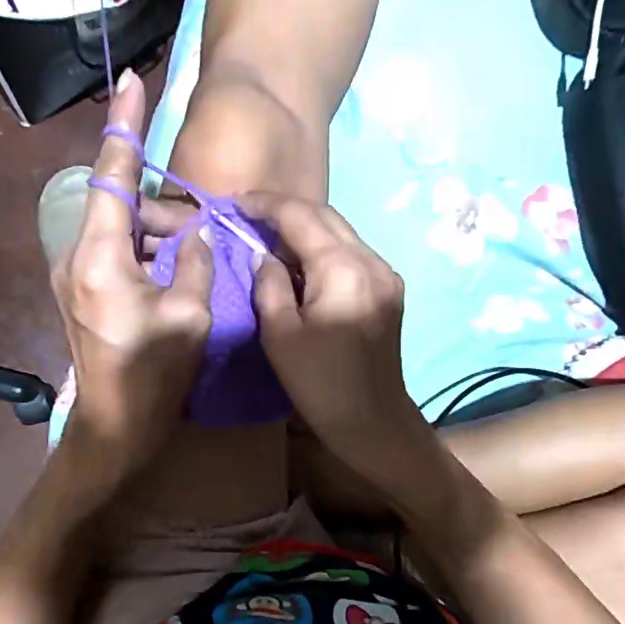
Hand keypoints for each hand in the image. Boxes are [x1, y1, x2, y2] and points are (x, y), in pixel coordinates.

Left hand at [51, 70, 214, 479]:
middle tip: (202, 236)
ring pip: (122, 233)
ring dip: (159, 239)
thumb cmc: (153, 375)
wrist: (115, 427)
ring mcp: (75, 277)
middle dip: (164, 212)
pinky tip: (176, 277)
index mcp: (99, 258)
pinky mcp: (82, 294)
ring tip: (193, 265)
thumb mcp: (191, 314)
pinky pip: (117, 256)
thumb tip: (195, 232)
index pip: (112, 175)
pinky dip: (148, 256)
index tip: (131, 83)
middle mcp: (77, 258)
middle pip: (123, 207)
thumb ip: (195, 260)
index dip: (125, 127)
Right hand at [242, 192, 429, 475]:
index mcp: (341, 269)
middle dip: (286, 209)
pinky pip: (351, 253)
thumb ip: (270, 284)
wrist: (373, 421)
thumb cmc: (319, 383)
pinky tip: (301, 262)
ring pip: (340, 231)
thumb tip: (264, 254)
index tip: (235, 202)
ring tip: (269, 235)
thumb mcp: (280, 334)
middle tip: (248, 214)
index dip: (265, 204)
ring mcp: (385, 273)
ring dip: (305, 227)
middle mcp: (370, 260)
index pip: (300, 216)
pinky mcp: (389, 289)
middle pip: (325, 215)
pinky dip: (323, 247)